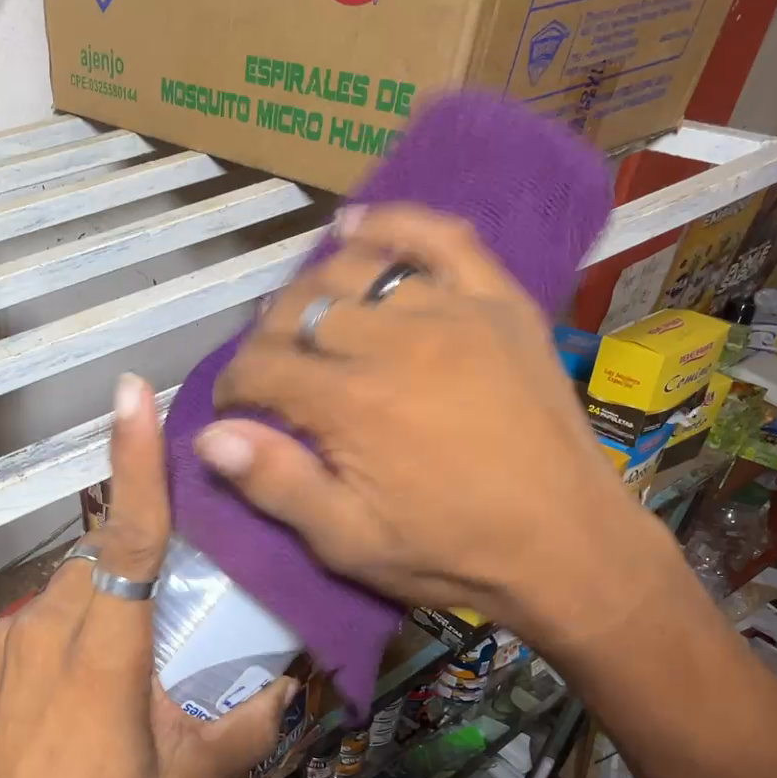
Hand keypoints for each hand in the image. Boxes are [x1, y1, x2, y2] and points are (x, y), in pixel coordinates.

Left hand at [0, 373, 297, 777]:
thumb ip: (245, 729)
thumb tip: (285, 690)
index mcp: (105, 649)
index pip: (130, 537)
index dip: (136, 461)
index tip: (133, 394)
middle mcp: (49, 623)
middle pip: (104, 557)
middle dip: (138, 567)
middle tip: (161, 629)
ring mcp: (7, 633)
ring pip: (71, 586)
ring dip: (102, 606)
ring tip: (112, 679)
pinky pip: (39, 615)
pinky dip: (66, 628)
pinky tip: (69, 690)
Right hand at [191, 205, 679, 654]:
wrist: (568, 546)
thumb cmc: (447, 553)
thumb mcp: (346, 541)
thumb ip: (275, 483)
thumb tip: (208, 436)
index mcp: (353, 404)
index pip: (261, 367)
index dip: (234, 388)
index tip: (233, 412)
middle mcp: (397, 342)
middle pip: (299, 312)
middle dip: (266, 341)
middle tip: (269, 376)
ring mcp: (455, 313)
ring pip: (356, 271)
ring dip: (313, 292)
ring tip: (305, 322)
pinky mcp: (500, 304)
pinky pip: (442, 237)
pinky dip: (394, 223)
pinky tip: (356, 227)